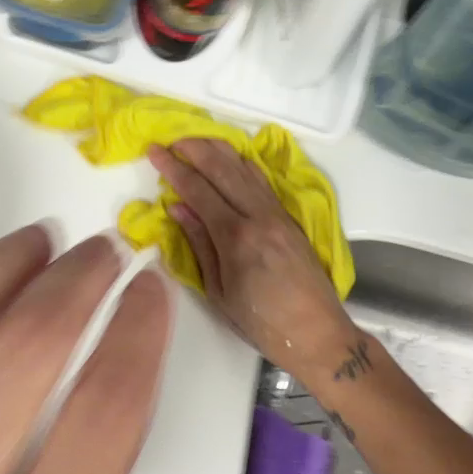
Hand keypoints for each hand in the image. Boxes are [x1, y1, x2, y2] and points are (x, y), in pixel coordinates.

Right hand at [145, 138, 359, 381]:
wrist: (317, 333)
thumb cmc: (261, 323)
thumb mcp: (219, 292)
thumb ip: (199, 244)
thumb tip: (178, 207)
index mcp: (235, 237)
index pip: (198, 190)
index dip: (174, 168)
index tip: (155, 151)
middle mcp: (258, 217)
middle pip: (223, 169)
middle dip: (195, 149)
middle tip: (172, 140)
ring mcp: (277, 214)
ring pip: (245, 169)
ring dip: (219, 150)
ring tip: (196, 142)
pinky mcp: (289, 218)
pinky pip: (261, 181)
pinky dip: (242, 164)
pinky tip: (231, 159)